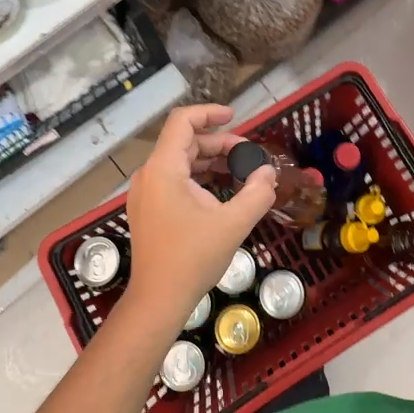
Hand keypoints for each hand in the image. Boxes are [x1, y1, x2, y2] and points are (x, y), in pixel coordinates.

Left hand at [121, 105, 275, 325]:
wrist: (158, 299)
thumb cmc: (192, 258)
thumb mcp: (233, 224)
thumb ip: (256, 193)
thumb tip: (268, 173)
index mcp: (164, 169)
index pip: (182, 121)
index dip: (209, 112)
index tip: (234, 117)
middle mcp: (149, 175)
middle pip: (184, 142)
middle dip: (218, 143)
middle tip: (249, 156)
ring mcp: (146, 193)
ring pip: (180, 162)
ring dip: (210, 161)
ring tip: (240, 171)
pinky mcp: (148, 210)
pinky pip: (174, 180)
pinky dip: (198, 178)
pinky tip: (221, 192)